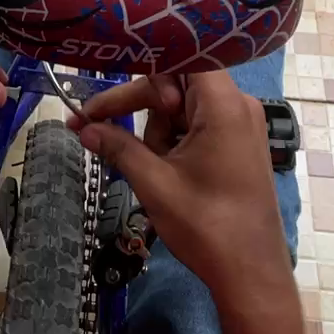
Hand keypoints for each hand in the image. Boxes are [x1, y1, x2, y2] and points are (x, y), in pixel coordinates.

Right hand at [67, 72, 289, 304]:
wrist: (250, 274)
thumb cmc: (206, 225)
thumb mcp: (154, 182)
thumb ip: (117, 146)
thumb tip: (82, 128)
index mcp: (223, 105)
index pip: (177, 59)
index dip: (139, 75)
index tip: (108, 99)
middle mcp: (237, 106)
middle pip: (174, 84)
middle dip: (137, 108)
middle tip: (91, 128)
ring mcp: (239, 126)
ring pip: (180, 109)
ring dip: (155, 133)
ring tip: (151, 172)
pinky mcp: (236, 146)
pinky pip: (194, 127)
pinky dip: (171, 144)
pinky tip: (160, 172)